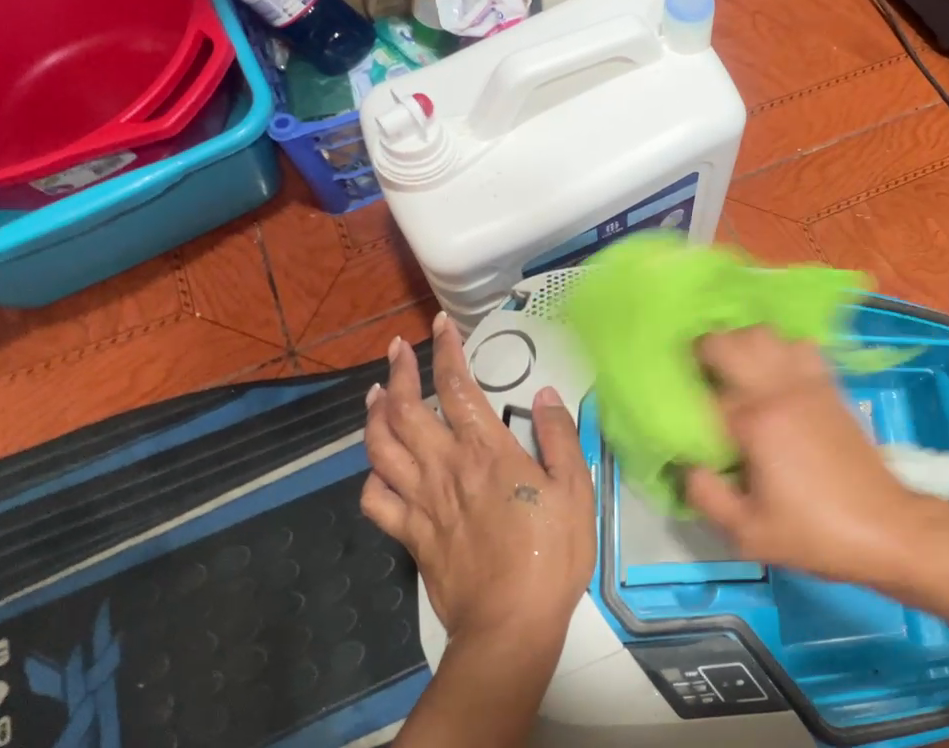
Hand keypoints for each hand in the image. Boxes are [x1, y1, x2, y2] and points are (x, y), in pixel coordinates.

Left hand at [360, 312, 596, 642]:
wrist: (511, 624)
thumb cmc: (552, 553)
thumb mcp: (575, 489)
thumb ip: (559, 437)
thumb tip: (545, 396)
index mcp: (487, 451)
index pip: (457, 388)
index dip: (446, 351)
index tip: (441, 325)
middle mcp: (445, 468)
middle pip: (406, 410)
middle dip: (399, 372)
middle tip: (399, 349)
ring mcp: (422, 502)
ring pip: (381, 448)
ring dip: (374, 414)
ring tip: (377, 392)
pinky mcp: (412, 536)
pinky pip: (378, 500)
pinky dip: (372, 477)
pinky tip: (378, 467)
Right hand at [683, 327, 926, 584]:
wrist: (887, 528)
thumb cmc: (815, 534)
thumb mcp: (748, 533)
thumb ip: (706, 494)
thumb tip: (687, 463)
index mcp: (756, 421)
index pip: (706, 389)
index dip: (684, 392)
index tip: (672, 402)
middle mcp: (781, 389)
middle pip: (733, 341)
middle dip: (706, 350)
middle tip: (696, 374)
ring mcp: (810, 383)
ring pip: (767, 333)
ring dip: (742, 342)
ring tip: (732, 368)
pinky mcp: (831, 386)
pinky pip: (800, 346)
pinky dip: (779, 348)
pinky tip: (772, 372)